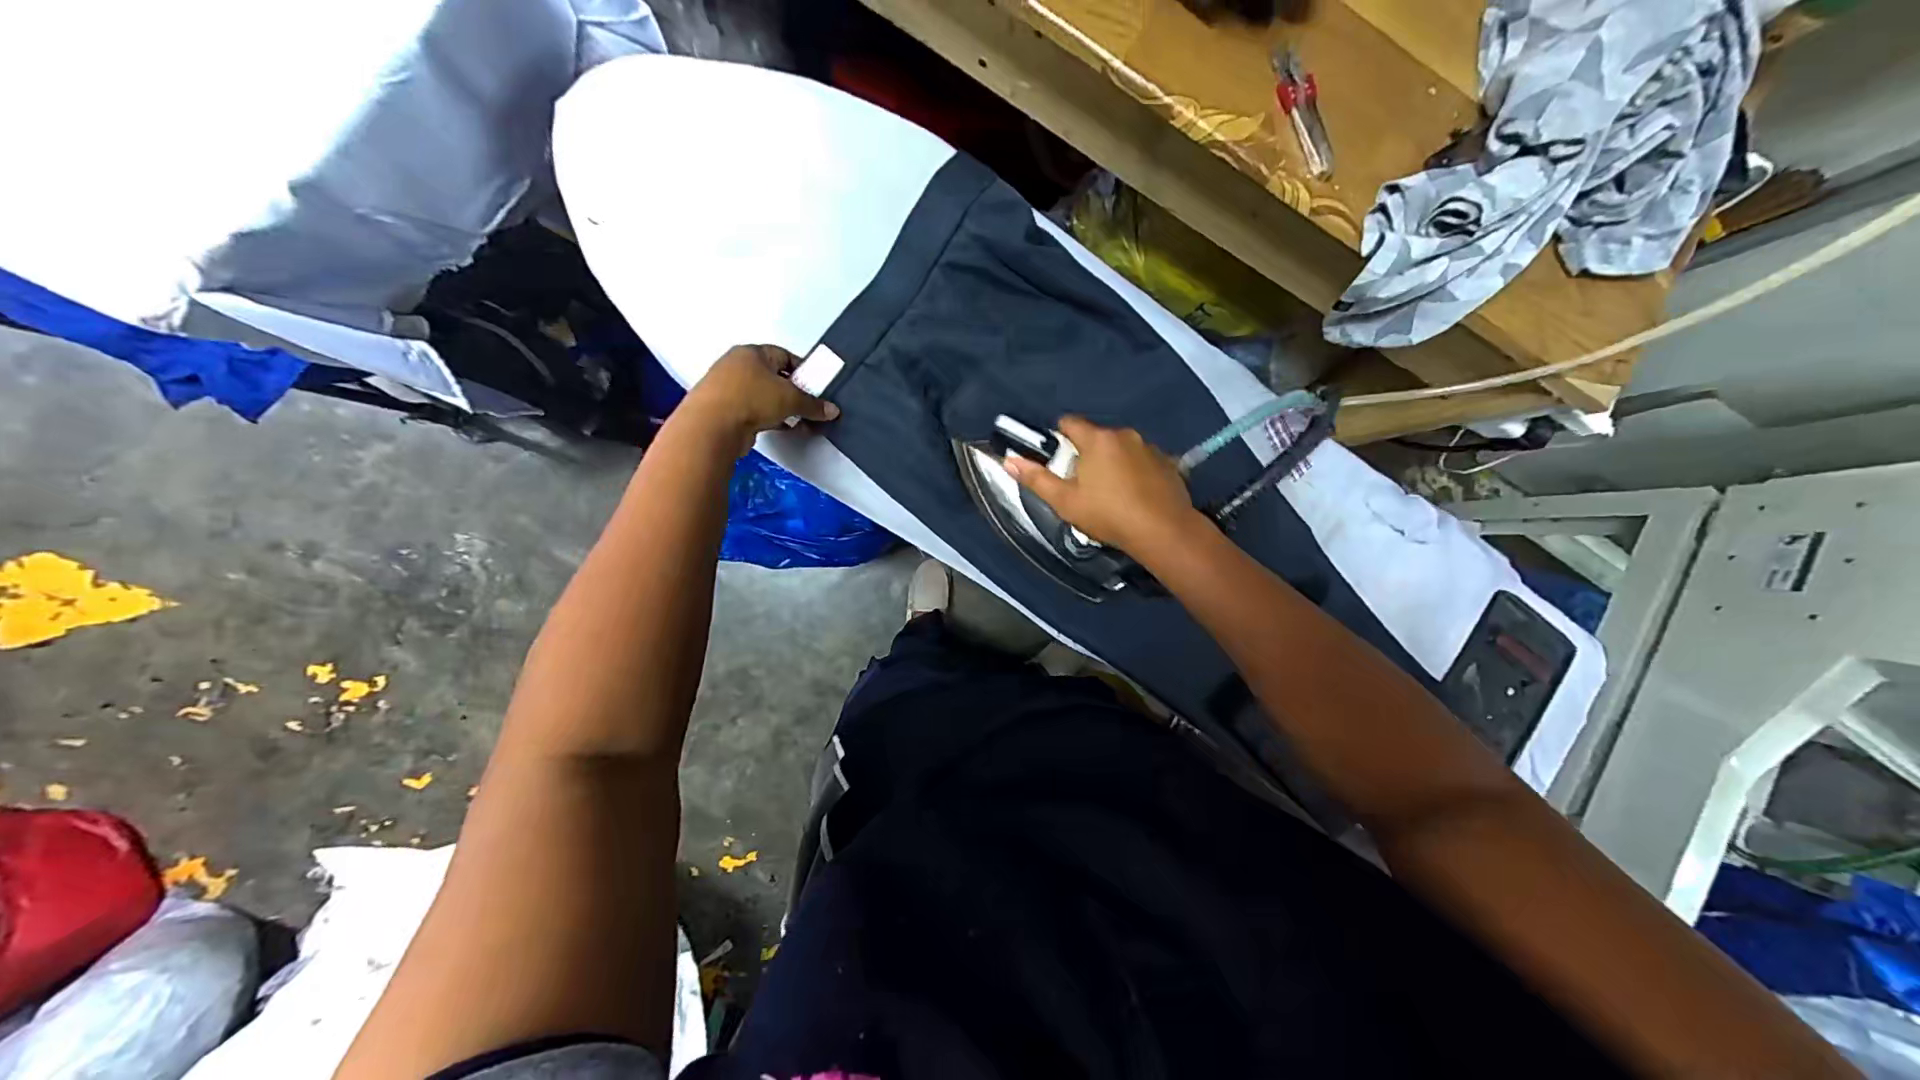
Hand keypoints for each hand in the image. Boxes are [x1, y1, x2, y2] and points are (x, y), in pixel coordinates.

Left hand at [677, 344, 839, 455]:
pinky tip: (778, 427)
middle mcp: (736, 365)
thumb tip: (832, 410)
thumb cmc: (752, 398)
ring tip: (795, 420)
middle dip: (790, 391)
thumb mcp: (791, 399)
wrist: (713, 426)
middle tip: (806, 404)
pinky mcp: (723, 409)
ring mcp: (727, 388)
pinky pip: (751, 410)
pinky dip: (766, 417)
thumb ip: (813, 404)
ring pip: (761, 395)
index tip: (814, 385)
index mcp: (752, 352)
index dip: (801, 370)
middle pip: (771, 376)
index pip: (783, 356)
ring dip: (778, 407)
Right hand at [1003, 416, 1204, 557]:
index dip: (1059, 436)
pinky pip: (1144, 461)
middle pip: (1096, 437)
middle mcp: (1125, 435)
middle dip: (1087, 454)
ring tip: (1111, 493)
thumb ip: (1036, 479)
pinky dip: (1136, 472)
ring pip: (1122, 448)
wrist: (1163, 531)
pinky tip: (1135, 495)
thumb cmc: (1108, 515)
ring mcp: (1150, 447)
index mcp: (1097, 439)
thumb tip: (1009, 460)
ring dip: (1113, 462)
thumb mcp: (1065, 501)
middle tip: (1081, 484)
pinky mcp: (1169, 463)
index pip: (1070, 422)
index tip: (1057, 457)